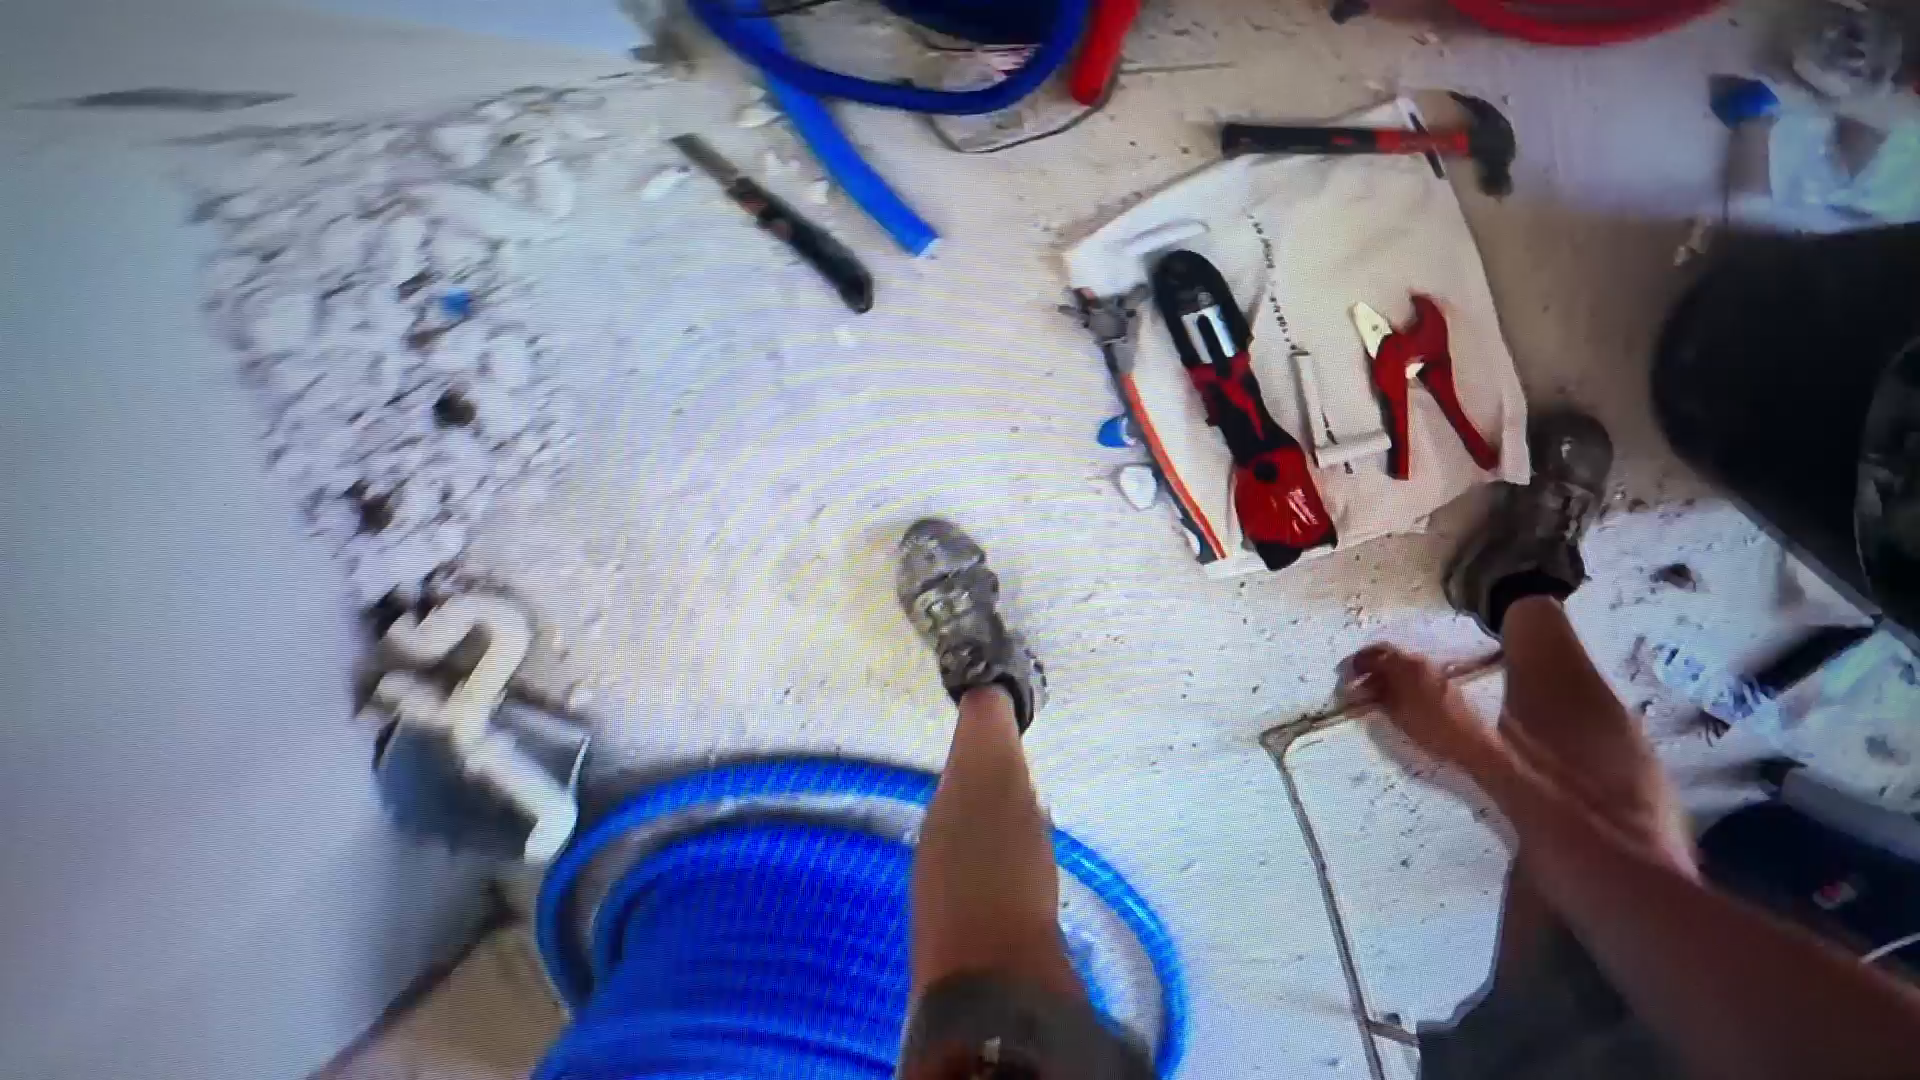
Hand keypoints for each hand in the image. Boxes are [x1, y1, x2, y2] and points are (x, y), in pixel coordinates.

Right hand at [1350, 644, 1499, 766]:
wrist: (1472, 743)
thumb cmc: (1430, 728)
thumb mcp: (1396, 713)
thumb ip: (1378, 694)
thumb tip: (1362, 684)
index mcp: (1407, 666)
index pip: (1374, 654)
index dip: (1357, 662)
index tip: (1344, 674)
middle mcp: (1419, 662)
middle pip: (1387, 653)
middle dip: (1369, 662)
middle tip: (1355, 677)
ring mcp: (1432, 670)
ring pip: (1400, 662)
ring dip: (1383, 669)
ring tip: (1371, 688)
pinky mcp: (1440, 681)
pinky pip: (1411, 670)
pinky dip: (1397, 676)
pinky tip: (1391, 692)